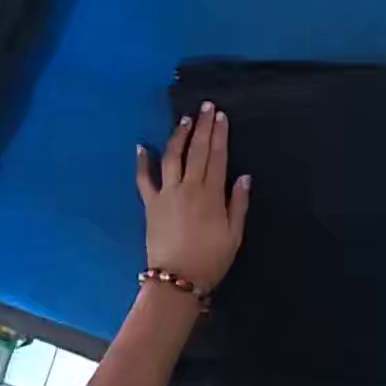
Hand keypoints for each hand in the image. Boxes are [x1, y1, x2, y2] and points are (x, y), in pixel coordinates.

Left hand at [136, 101, 249, 292]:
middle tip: (206, 106)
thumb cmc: (211, 259)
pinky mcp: (150, 203)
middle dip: (203, 126)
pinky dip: (142, 162)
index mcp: (211, 194)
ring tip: (185, 119)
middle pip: (197, 150)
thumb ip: (238, 203)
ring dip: (179, 135)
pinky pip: (144, 179)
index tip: (221, 115)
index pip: (217, 156)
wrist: (177, 279)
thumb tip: (244, 177)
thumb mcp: (235, 235)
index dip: (219, 134)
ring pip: (172, 156)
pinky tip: (141, 146)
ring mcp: (167, 193)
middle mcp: (189, 187)